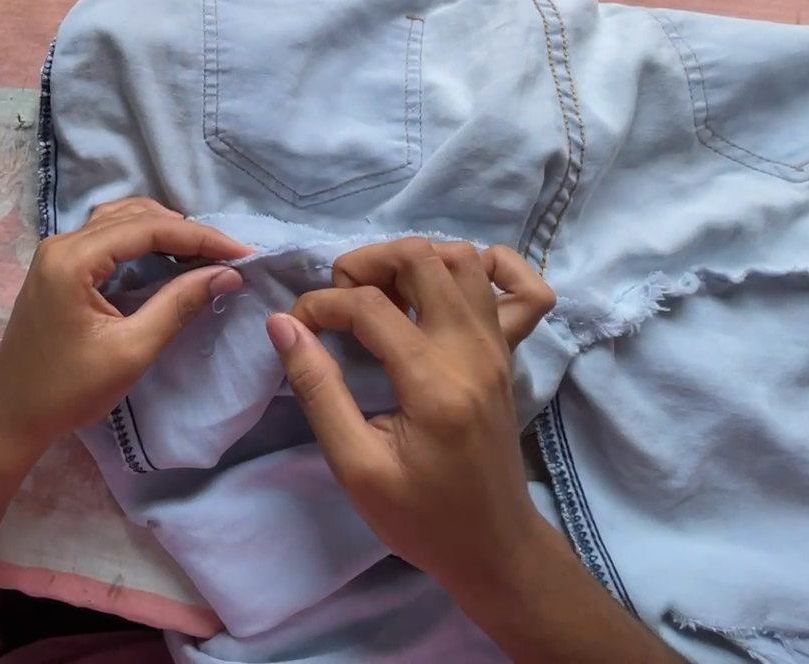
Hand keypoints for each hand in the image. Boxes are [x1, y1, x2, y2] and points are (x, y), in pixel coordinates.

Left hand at [0, 198, 249, 458]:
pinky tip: (166, 258)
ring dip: (162, 231)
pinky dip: (140, 241)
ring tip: (203, 253)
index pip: (147, 228)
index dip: (200, 237)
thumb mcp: (131, 351)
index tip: (243, 252)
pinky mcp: (58, 267)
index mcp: (72, 258)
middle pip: (133, 217)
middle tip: (228, 255)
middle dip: (184, 231)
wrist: (12, 415)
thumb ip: (178, 306)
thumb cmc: (68, 390)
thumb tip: (227, 274)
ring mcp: (56, 253)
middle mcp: (61, 243)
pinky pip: (105, 238)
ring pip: (119, 221)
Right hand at [265, 239, 556, 594]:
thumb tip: (283, 324)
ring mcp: (499, 348)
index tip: (297, 329)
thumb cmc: (421, 516)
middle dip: (364, 265)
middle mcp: (474, 352)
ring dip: (411, 261)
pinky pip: (525, 289)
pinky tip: (450, 286)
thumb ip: (318, 388)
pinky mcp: (510, 353)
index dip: (319, 305)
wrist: (496, 551)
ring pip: (464, 258)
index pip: (368, 305)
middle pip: (420, 258)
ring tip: (382, 296)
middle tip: (341, 303)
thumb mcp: (353, 465)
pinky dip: (492, 269)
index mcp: (434, 384)